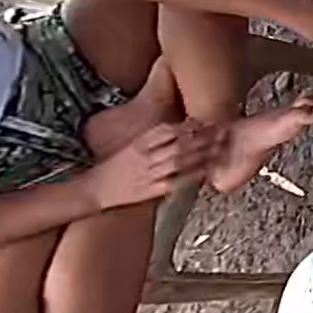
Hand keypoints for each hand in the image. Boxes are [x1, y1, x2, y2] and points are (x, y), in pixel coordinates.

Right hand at [75, 121, 223, 209]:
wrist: (90, 191)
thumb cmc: (115, 167)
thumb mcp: (130, 147)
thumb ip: (153, 137)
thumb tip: (184, 125)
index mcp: (137, 146)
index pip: (164, 131)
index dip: (187, 125)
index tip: (205, 121)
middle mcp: (142, 159)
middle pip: (177, 145)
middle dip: (202, 137)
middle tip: (222, 132)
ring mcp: (146, 175)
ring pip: (178, 162)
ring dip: (201, 154)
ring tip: (220, 147)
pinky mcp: (148, 191)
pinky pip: (173, 182)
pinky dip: (190, 176)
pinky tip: (206, 170)